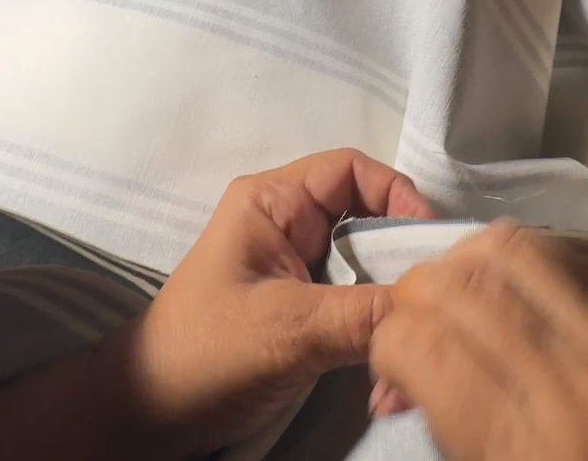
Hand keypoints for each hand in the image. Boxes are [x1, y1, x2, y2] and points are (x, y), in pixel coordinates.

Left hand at [0, 149, 431, 460]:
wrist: (147, 417)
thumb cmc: (203, 354)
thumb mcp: (285, 331)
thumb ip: (361, 315)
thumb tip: (433, 305)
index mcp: (274, 202)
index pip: (350, 170)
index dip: (397, 193)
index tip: (433, 240)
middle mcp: (289, 223)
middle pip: (367, 216)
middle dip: (403, 256)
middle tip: (439, 298)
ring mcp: (297, 265)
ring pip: (367, 263)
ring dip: (395, 299)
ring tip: (418, 340)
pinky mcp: (304, 306)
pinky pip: (358, 300)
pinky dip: (380, 326)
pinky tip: (391, 365)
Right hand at [368, 222, 587, 460]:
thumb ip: (442, 424)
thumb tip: (394, 376)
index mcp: (530, 449)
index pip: (428, 348)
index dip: (391, 342)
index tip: (391, 360)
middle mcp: (573, 384)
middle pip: (460, 287)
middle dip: (415, 292)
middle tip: (411, 317)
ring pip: (506, 247)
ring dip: (460, 260)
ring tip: (451, 289)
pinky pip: (553, 252)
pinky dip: (508, 259)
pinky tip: (500, 285)